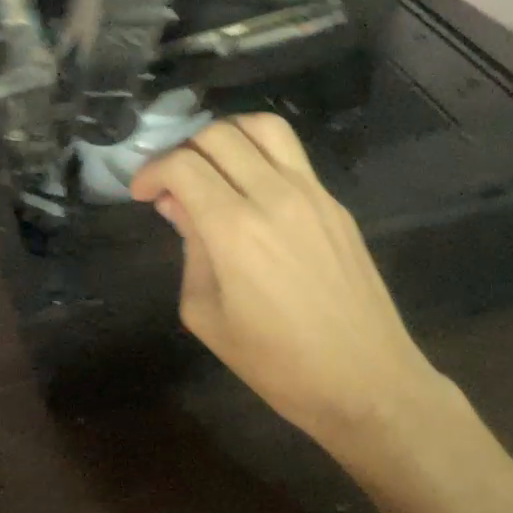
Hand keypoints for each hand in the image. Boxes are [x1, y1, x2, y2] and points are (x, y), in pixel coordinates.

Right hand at [130, 113, 452, 450]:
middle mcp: (272, 197)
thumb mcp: (207, 315)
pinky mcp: (335, 204)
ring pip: (261, 126)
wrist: (370, 386)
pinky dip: (259, 154)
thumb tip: (177, 206)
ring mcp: (311, 195)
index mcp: (234, 229)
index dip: (150, 171)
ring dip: (226, 135)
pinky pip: (291, 155)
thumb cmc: (279, 364)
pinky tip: (250, 188)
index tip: (141, 193)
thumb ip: (188, 250)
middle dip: (181, 149)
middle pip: (216, 134)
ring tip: (212, 164)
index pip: (181, 165)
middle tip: (173, 181)